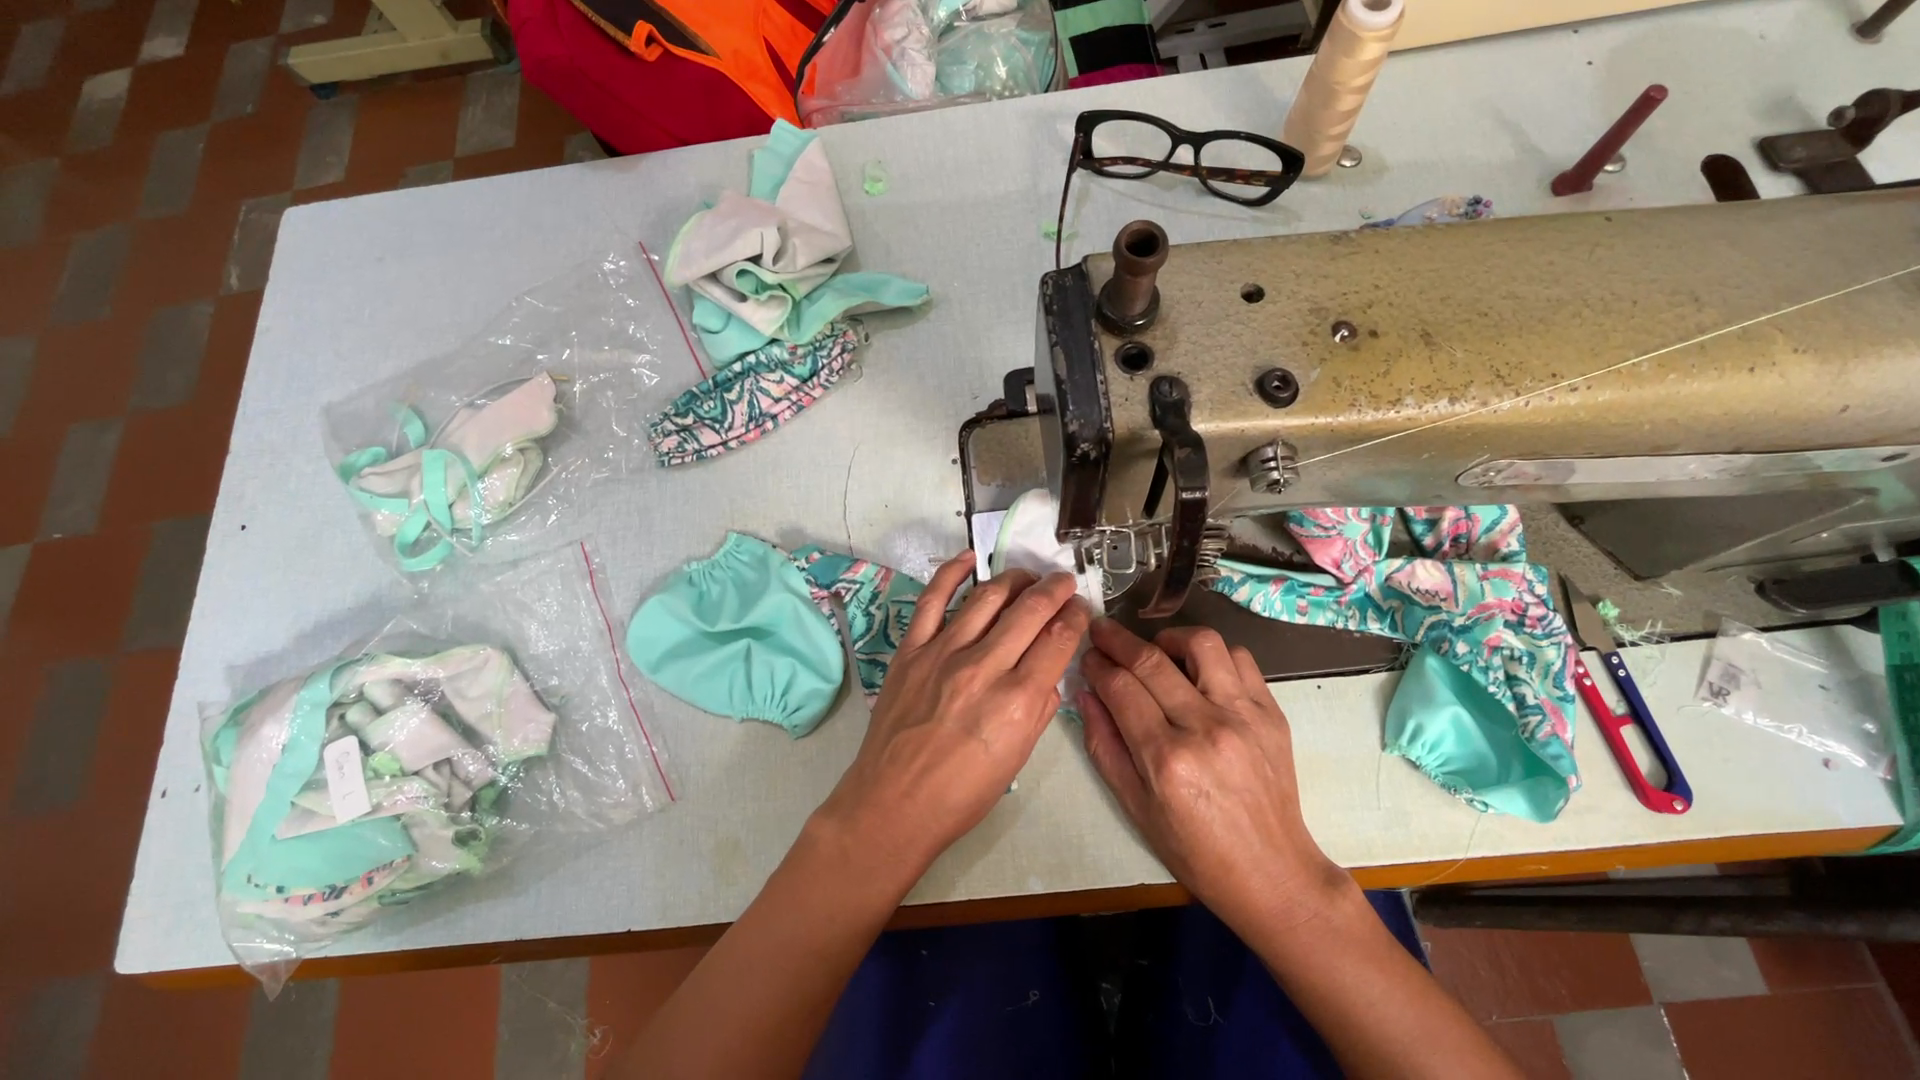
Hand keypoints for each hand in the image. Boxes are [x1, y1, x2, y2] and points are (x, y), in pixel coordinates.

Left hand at [815, 555, 1090, 875]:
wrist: (894, 802)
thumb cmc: (962, 794)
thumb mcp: (1017, 759)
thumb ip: (1038, 709)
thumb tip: (1049, 673)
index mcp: (1017, 700)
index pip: (1058, 640)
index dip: (1075, 617)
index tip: (1081, 608)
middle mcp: (984, 667)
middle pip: (1029, 611)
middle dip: (1054, 590)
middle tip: (1063, 582)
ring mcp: (943, 653)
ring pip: (987, 597)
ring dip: (1014, 579)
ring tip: (1028, 576)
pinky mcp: (911, 650)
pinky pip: (931, 600)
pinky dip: (951, 573)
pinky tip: (969, 557)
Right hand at [1078, 619, 1349, 935]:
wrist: (1269, 870)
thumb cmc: (1193, 848)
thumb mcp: (1134, 806)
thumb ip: (1104, 745)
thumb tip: (1085, 694)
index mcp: (1166, 758)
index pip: (1121, 688)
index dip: (1097, 665)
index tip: (1087, 656)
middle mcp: (1205, 728)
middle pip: (1152, 661)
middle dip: (1118, 640)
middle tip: (1101, 631)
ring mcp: (1244, 716)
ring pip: (1202, 645)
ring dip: (1170, 638)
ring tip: (1156, 650)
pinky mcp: (1272, 713)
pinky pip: (1241, 660)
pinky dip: (1213, 655)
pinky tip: (1198, 670)